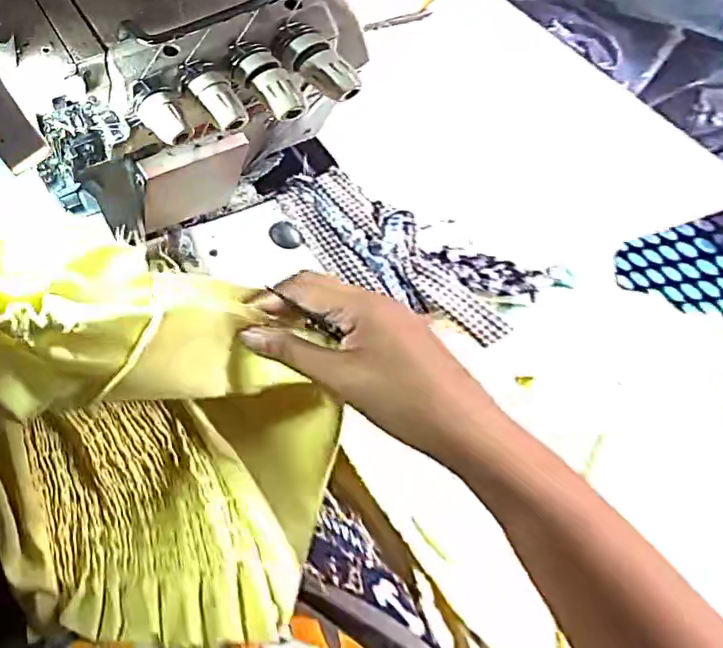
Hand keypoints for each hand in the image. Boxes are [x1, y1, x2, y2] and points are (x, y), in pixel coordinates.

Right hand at [238, 272, 507, 465]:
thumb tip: (253, 334)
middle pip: (317, 285)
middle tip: (262, 325)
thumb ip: (292, 351)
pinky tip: (323, 348)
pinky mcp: (402, 334)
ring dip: (306, 312)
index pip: (300, 286)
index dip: (268, 298)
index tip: (247, 317)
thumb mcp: (339, 378)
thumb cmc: (411, 405)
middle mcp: (377, 300)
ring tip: (286, 338)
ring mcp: (393, 316)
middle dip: (284, 300)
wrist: (475, 436)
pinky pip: (354, 315)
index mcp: (361, 304)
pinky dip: (329, 325)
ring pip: (335, 300)